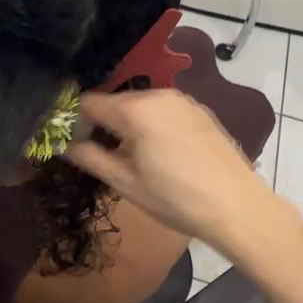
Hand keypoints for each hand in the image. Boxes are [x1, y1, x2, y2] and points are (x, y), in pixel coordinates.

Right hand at [65, 90, 284, 251]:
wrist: (237, 207)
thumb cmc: (174, 198)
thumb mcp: (124, 182)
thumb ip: (89, 158)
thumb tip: (65, 144)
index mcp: (134, 110)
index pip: (88, 103)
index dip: (75, 123)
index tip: (76, 146)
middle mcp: (157, 95)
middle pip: (114, 102)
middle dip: (102, 124)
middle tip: (102, 156)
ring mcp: (182, 101)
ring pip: (139, 106)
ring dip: (127, 125)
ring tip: (132, 158)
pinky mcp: (200, 111)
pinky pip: (162, 111)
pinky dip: (151, 125)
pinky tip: (160, 154)